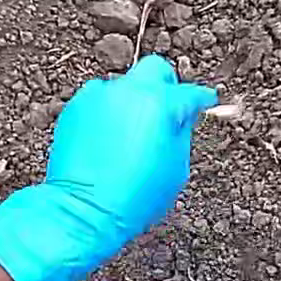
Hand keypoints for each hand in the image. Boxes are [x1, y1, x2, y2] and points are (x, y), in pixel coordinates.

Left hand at [0, 56, 216, 280]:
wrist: (84, 211)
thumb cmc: (133, 197)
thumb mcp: (175, 169)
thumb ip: (182, 133)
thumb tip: (183, 117)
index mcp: (160, 104)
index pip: (190, 93)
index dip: (201, 101)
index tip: (204, 103)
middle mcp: (129, 91)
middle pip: (156, 70)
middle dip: (165, 86)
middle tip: (166, 112)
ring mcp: (99, 96)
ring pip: (125, 86)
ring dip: (133, 103)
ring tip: (131, 137)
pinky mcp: (76, 107)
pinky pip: (100, 101)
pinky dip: (108, 114)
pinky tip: (109, 142)